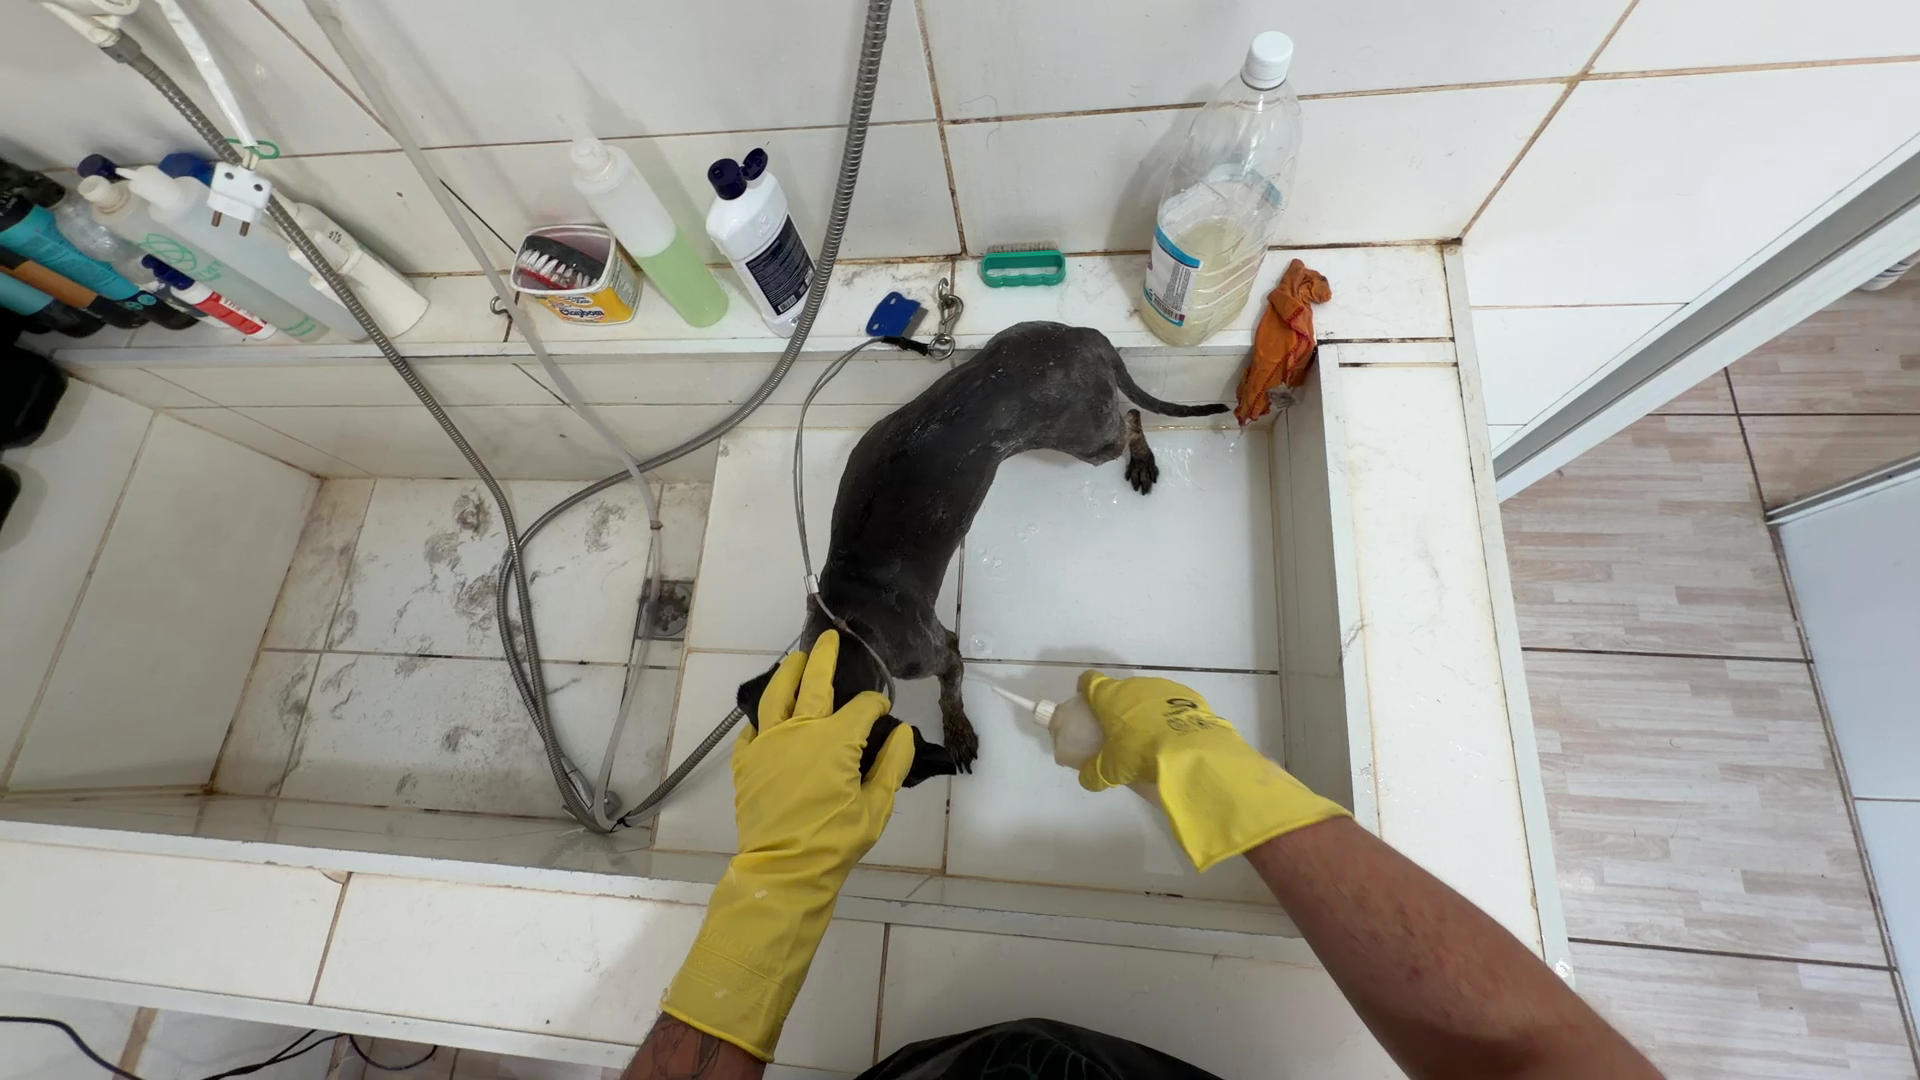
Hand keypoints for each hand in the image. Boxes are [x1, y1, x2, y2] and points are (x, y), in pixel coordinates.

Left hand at [662, 631, 913, 1060]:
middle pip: (813, 682)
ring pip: (776, 695)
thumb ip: (893, 765)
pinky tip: (769, 714)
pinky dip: (762, 717)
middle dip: (825, 657)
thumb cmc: (836, 840)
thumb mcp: (876, 807)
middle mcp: (800, 730)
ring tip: (796, 658)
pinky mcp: (747, 761)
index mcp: (835, 740)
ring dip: (788, 672)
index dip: (877, 705)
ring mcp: (768, 743)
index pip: (863, 707)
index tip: (883, 711)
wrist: (784, 869)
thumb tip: (904, 731)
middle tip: (830, 637)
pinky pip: (753, 729)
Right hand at [1076, 671, 1349, 870]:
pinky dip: (1170, 715)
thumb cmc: (1141, 754)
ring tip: (1150, 733)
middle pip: (1120, 688)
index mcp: (1110, 696)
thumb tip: (1086, 779)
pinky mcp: (1189, 696)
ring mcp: (1164, 688)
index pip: (1090, 681)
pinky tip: (1175, 735)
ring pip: (1148, 694)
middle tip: (1120, 727)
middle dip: (1118, 703)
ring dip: (1145, 708)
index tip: (1087, 700)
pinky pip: (1173, 703)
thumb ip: (1095, 773)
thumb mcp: (1113, 769)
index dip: (1086, 688)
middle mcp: (1135, 685)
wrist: (1190, 752)